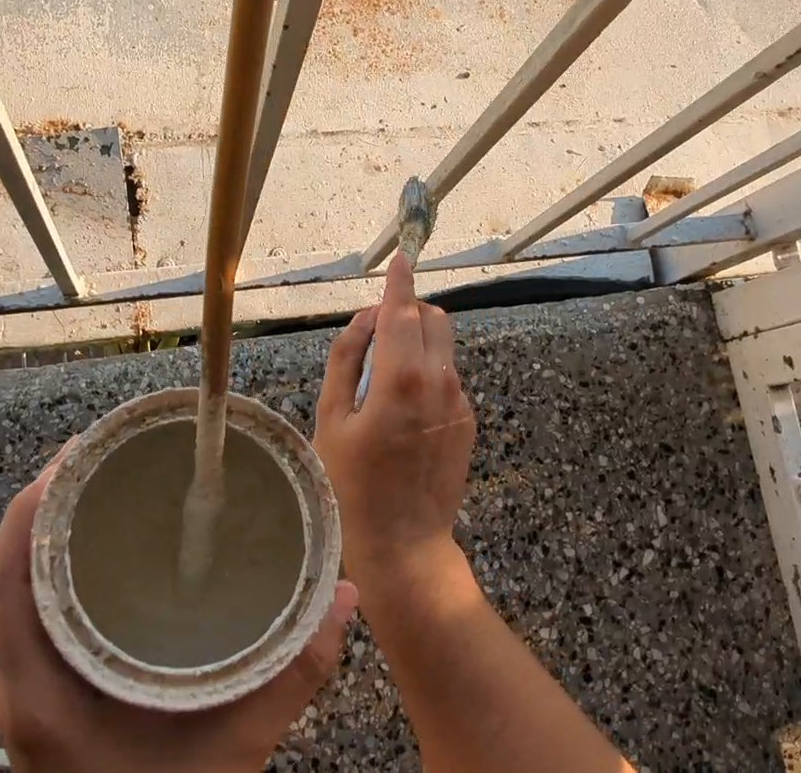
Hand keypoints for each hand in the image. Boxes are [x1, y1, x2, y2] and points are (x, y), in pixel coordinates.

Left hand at [0, 443, 358, 771]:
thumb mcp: (238, 746)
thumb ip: (294, 670)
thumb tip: (346, 593)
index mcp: (43, 694)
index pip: (6, 583)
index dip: (30, 510)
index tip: (73, 457)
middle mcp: (20, 691)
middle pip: (8, 577)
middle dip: (45, 507)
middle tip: (99, 458)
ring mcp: (27, 698)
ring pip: (18, 598)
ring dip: (47, 538)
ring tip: (98, 491)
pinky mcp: (43, 704)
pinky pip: (33, 621)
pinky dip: (55, 574)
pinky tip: (100, 558)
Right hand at [314, 252, 475, 607]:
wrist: (404, 543)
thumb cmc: (352, 485)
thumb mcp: (332, 420)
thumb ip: (347, 359)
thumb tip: (364, 320)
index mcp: (400, 377)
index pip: (402, 311)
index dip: (399, 282)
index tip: (401, 257)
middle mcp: (439, 381)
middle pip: (432, 319)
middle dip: (408, 312)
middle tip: (376, 333)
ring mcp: (459, 401)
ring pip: (443, 347)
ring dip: (418, 342)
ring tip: (385, 379)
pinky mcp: (468, 420)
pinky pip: (448, 377)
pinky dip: (427, 373)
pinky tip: (403, 412)